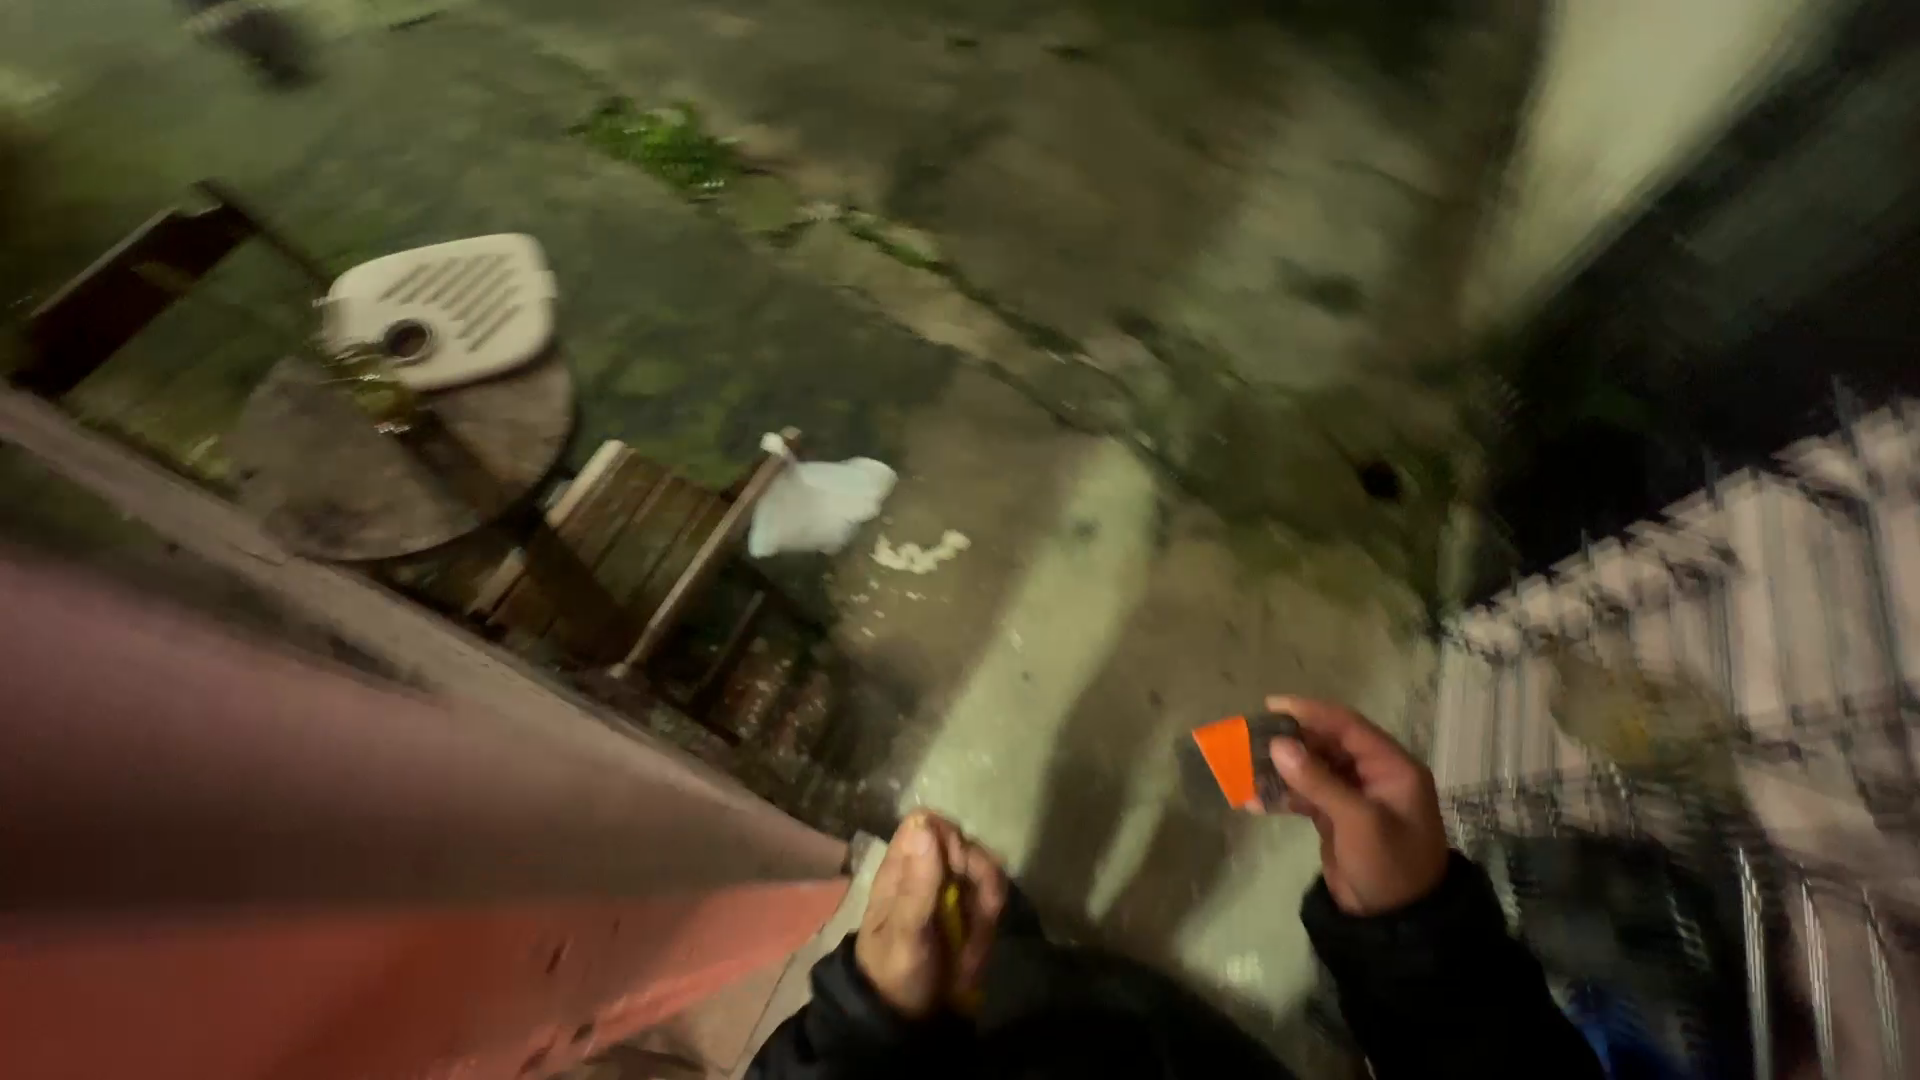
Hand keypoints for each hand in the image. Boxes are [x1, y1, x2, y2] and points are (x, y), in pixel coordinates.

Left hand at [854, 810, 1007, 1017]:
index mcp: (902, 868)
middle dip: (978, 877)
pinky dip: (990, 923)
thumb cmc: (894, 974)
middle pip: (965, 844)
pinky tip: (976, 951)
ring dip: (987, 905)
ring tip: (972, 945)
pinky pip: (993, 898)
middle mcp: (928, 871)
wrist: (909, 1024)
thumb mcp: (904, 934)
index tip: (956, 868)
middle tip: (976, 914)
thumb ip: (917, 883)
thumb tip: (925, 822)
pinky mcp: (970, 912)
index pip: (928, 823)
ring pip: (985, 870)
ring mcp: (950, 891)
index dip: (948, 838)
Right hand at [1262, 695, 1449, 915]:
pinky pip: (1304, 794)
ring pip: (1310, 768)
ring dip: (1280, 769)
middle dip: (1288, 742)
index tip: (1271, 706)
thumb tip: (1277, 744)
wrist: (1397, 925)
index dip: (1310, 712)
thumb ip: (1318, 781)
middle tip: (1251, 738)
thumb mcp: (1358, 821)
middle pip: (1325, 744)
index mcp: (1392, 767)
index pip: (1347, 726)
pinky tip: (1254, 802)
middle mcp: (1374, 775)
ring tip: (1245, 769)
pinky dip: (1281, 796)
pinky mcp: (1335, 816)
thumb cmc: (1389, 866)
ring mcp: (1353, 796)